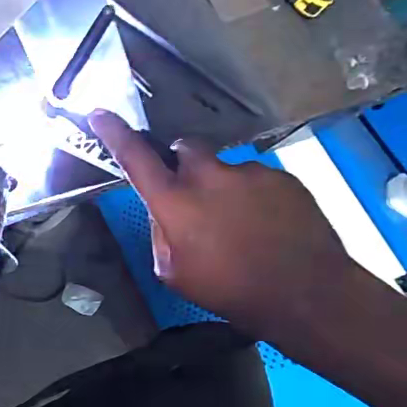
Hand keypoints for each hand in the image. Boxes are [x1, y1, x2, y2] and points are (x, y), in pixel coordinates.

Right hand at [88, 111, 356, 339]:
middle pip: (186, 148)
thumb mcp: (177, 275)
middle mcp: (210, 176)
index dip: (115, 134)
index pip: (136, 158)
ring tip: (243, 226)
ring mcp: (250, 173)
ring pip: (226, 170)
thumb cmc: (232, 292)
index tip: (100, 113)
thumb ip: (163, 236)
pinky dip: (256, 199)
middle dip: (183, 163)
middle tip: (192, 194)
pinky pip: (259, 181)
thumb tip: (166, 215)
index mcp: (176, 202)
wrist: (306, 293)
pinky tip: (268, 227)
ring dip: (225, 189)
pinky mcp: (283, 177)